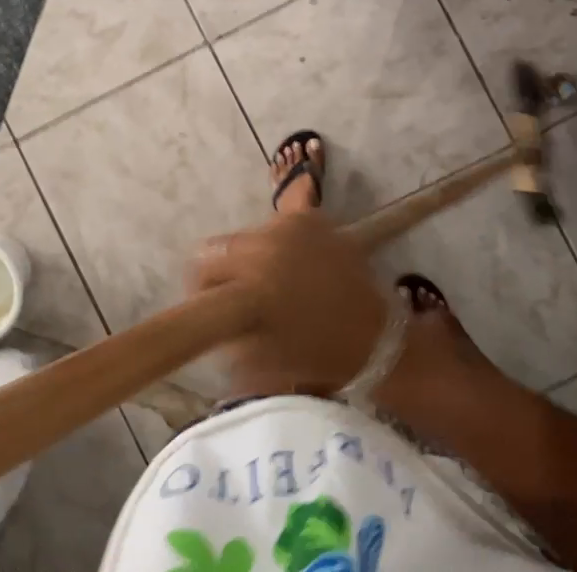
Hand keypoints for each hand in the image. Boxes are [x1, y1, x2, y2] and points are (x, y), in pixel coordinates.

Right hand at [190, 206, 388, 396]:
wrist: (377, 341)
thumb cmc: (316, 355)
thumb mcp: (258, 355)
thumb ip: (224, 333)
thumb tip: (204, 319)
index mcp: (251, 272)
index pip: (202, 263)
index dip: (200, 287)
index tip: (206, 306)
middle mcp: (269, 239)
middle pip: (224, 245)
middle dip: (225, 271)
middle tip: (237, 298)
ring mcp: (296, 225)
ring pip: (253, 235)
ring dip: (254, 256)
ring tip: (270, 284)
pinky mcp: (317, 221)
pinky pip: (282, 227)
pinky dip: (281, 244)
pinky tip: (293, 268)